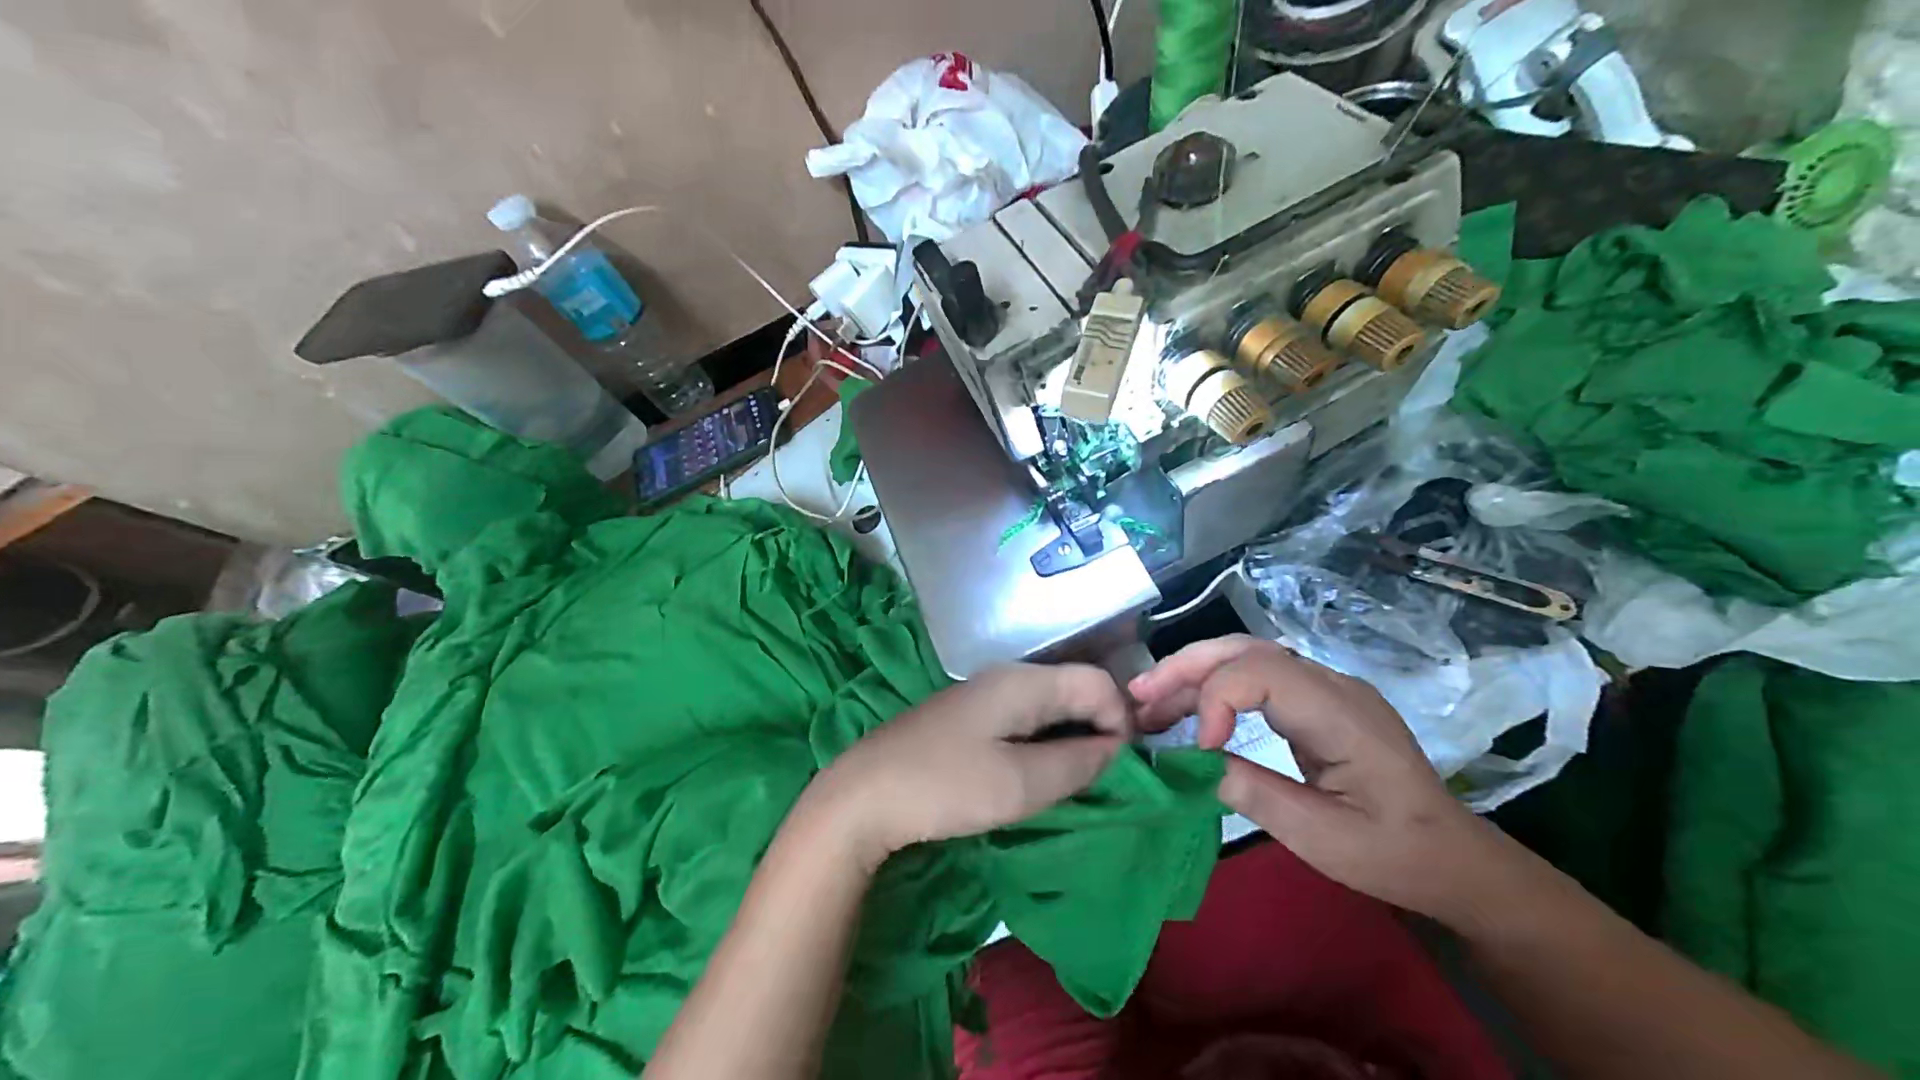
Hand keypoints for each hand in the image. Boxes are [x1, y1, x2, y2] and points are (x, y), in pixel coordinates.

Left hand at [808, 663, 1131, 868]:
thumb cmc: (944, 787)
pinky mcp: (967, 717)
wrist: (861, 796)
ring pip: (1049, 707)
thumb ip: (1077, 763)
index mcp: (1023, 681)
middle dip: (1097, 731)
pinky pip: (1022, 720)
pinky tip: (1030, 775)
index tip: (1118, 770)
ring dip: (1069, 741)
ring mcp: (983, 695)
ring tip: (1067, 784)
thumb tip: (1115, 747)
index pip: (1098, 682)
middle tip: (1096, 782)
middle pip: (1074, 690)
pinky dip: (1041, 744)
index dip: (1121, 720)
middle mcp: (1006, 677)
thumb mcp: (1020, 783)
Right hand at [1129, 635, 1523, 922]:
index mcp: (1342, 715)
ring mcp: (1325, 689)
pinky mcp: (1315, 702)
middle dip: (1186, 668)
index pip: (1262, 672)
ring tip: (1148, 705)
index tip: (1196, 747)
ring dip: (1193, 676)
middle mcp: (1332, 685)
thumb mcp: (1322, 838)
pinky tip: (1187, 713)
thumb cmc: (1393, 853)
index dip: (1215, 697)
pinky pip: (1256, 679)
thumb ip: (1254, 793)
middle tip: (1138, 696)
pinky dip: (1214, 689)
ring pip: (1246, 657)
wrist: (1452, 859)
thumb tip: (1190, 763)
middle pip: (1247, 650)